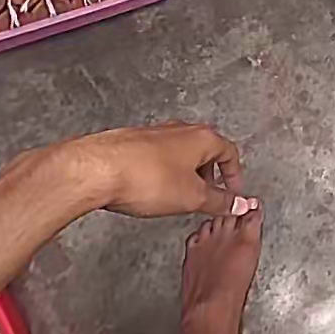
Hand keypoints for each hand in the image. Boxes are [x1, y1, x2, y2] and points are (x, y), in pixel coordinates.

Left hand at [33, 122, 250, 218]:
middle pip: (205, 150)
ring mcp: (155, 133)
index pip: (229, 152)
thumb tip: (238, 203)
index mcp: (202, 137)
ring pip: (180, 152)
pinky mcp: (132, 142)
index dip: (234, 175)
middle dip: (210, 174)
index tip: (233, 192)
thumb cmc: (145, 177)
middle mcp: (180, 129)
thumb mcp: (192, 197)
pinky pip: (158, 156)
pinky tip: (153, 190)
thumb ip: (219, 201)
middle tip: (209, 196)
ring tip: (180, 196)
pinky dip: (164, 172)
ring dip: (186, 173)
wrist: (96, 170)